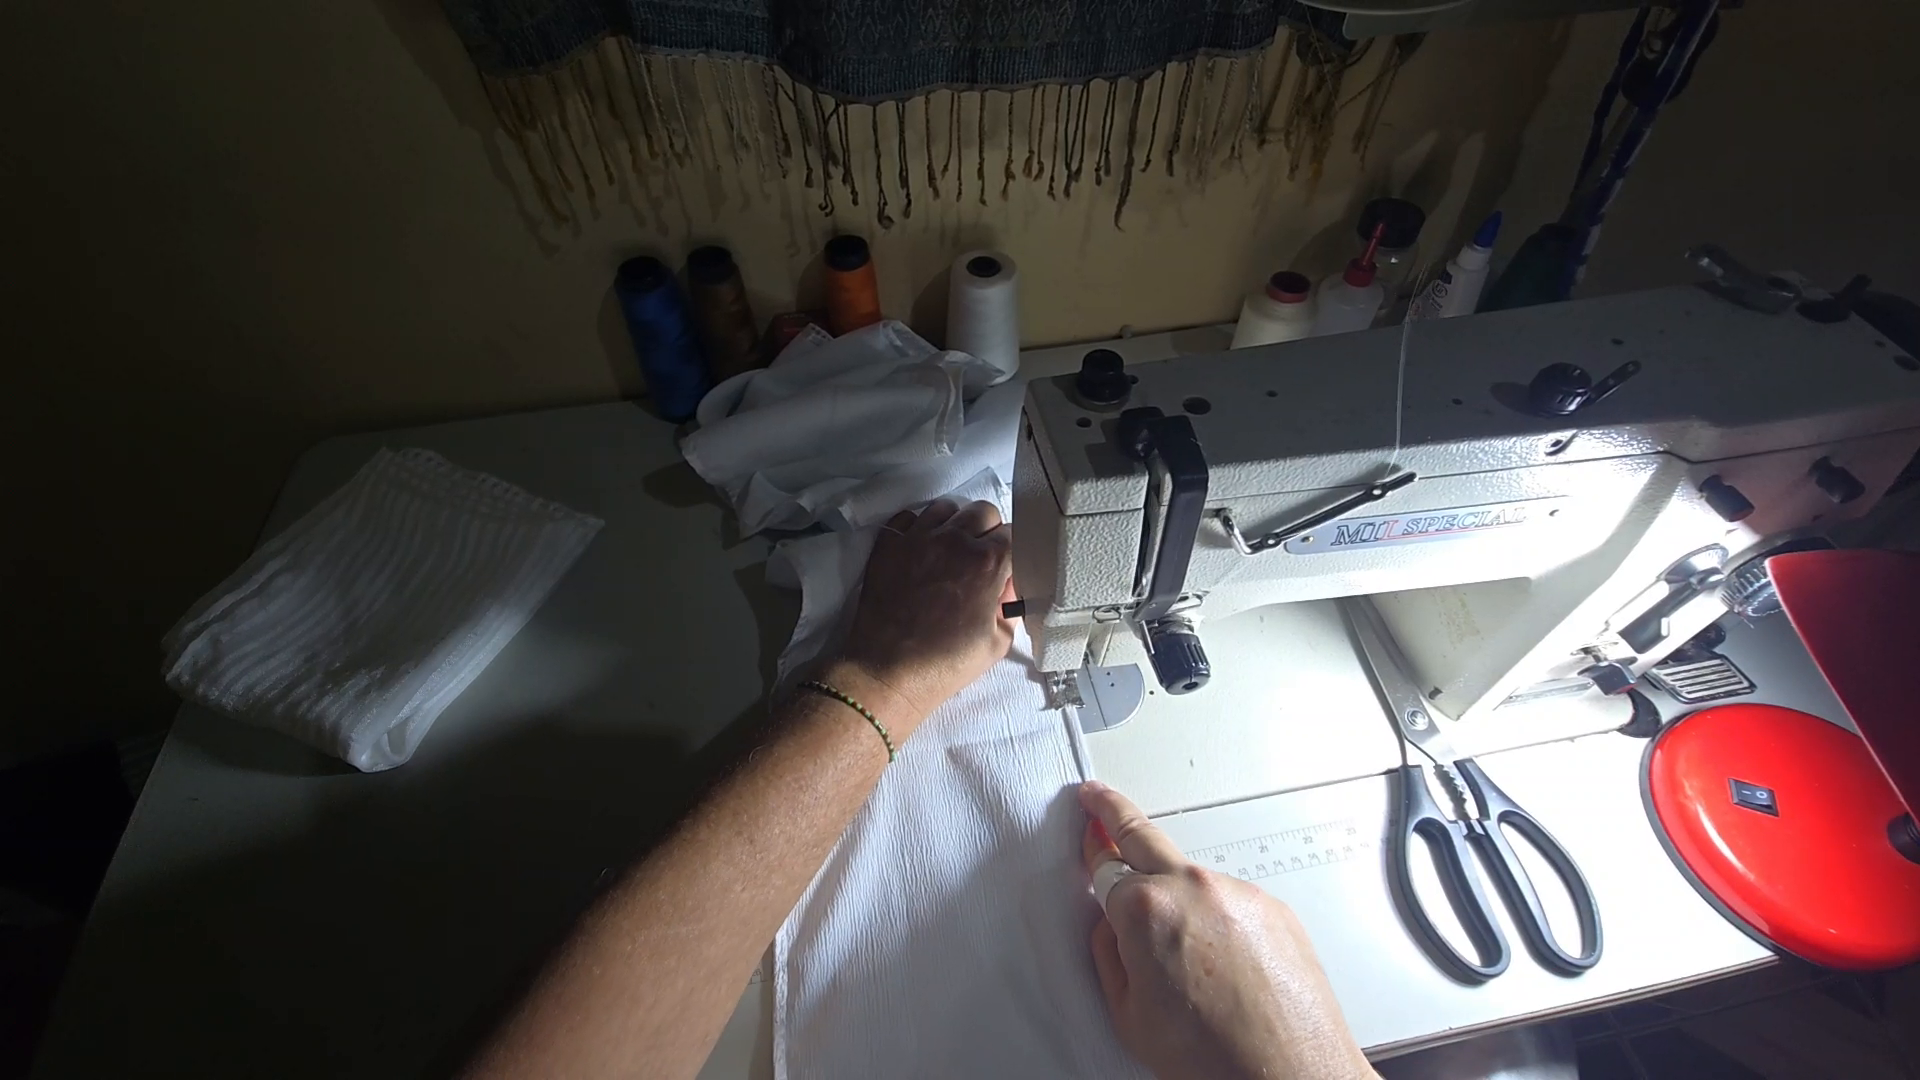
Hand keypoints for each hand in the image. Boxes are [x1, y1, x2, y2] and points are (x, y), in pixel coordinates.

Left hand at [827, 498, 1014, 737]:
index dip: (1012, 552)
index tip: (1006, 569)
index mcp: (988, 562)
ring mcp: (918, 538)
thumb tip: (1005, 587)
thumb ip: (1010, 607)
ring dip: (955, 523)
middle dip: (987, 530)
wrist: (887, 671)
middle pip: (982, 511)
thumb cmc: (945, 663)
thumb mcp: (998, 643)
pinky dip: (918, 526)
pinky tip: (921, 547)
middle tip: (981, 557)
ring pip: (947, 507)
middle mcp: (955, 540)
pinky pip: (909, 516)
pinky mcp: (889, 544)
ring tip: (951, 548)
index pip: (1012, 534)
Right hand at [1079, 781, 1375, 1079]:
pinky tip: (1227, 964)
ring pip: (1190, 878)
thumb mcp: (1129, 1016)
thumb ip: (1110, 954)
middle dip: (1112, 810)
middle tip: (1098, 799)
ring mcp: (1234, 891)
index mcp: (1144, 908)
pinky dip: (1220, 921)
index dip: (1092, 845)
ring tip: (1192, 957)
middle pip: (1140, 832)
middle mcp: (1189, 885)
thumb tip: (1111, 923)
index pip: (1104, 861)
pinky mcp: (1269, 903)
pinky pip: (1228, 900)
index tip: (1090, 832)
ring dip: (1179, 895)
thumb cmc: (1215, 1062)